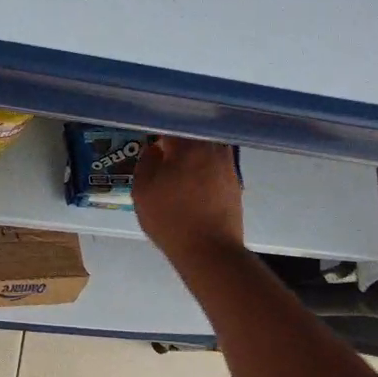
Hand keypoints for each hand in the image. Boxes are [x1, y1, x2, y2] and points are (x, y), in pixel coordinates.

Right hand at [132, 137, 245, 261]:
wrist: (209, 251)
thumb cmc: (170, 218)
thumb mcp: (142, 190)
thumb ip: (146, 162)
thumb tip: (156, 149)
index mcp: (188, 146)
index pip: (171, 125)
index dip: (158, 130)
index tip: (149, 137)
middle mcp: (212, 149)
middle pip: (192, 135)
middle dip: (177, 141)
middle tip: (162, 152)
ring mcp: (228, 166)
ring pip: (206, 150)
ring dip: (192, 155)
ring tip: (177, 169)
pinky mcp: (235, 184)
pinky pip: (215, 166)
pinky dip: (203, 169)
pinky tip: (192, 184)